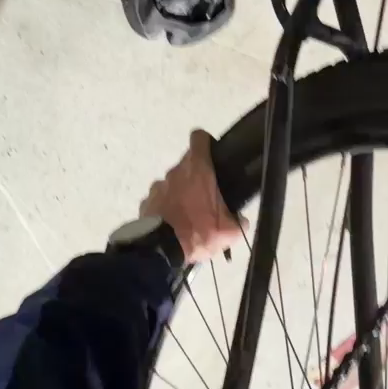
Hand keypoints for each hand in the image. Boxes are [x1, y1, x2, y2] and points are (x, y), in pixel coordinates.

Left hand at [141, 130, 244, 264]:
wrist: (162, 250)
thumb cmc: (198, 232)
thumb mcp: (229, 231)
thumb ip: (239, 221)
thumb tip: (241, 220)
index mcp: (198, 169)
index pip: (199, 138)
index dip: (206, 143)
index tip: (212, 155)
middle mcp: (175, 171)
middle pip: (188, 164)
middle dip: (197, 178)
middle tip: (206, 199)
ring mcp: (158, 186)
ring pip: (173, 183)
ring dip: (180, 193)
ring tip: (188, 216)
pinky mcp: (146, 201)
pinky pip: (159, 199)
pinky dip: (166, 207)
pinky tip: (172, 224)